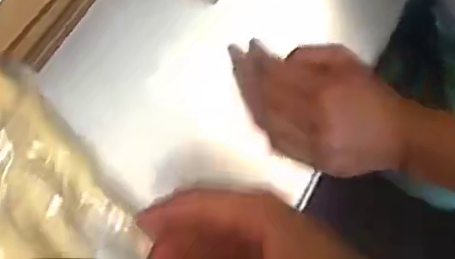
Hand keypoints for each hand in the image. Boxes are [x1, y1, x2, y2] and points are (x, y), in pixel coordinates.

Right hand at [140, 188, 366, 258]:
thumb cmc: (312, 256)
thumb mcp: (260, 251)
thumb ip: (216, 249)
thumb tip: (169, 253)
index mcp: (267, 212)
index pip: (212, 202)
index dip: (175, 210)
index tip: (142, 218)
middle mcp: (274, 219)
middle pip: (217, 222)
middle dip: (182, 234)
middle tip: (147, 248)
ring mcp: (284, 240)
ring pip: (230, 240)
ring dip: (198, 249)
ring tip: (166, 256)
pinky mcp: (291, 254)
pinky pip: (246, 252)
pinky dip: (220, 256)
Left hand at [232, 42, 410, 177]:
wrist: (398, 135)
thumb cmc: (370, 90)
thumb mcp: (343, 58)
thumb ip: (307, 55)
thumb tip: (278, 60)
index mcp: (323, 92)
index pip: (277, 74)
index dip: (258, 59)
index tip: (248, 44)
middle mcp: (313, 121)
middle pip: (266, 98)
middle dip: (245, 75)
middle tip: (234, 55)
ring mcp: (312, 147)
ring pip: (266, 123)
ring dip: (248, 99)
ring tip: (240, 77)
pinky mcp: (313, 164)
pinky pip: (278, 144)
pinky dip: (261, 124)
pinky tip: (255, 107)